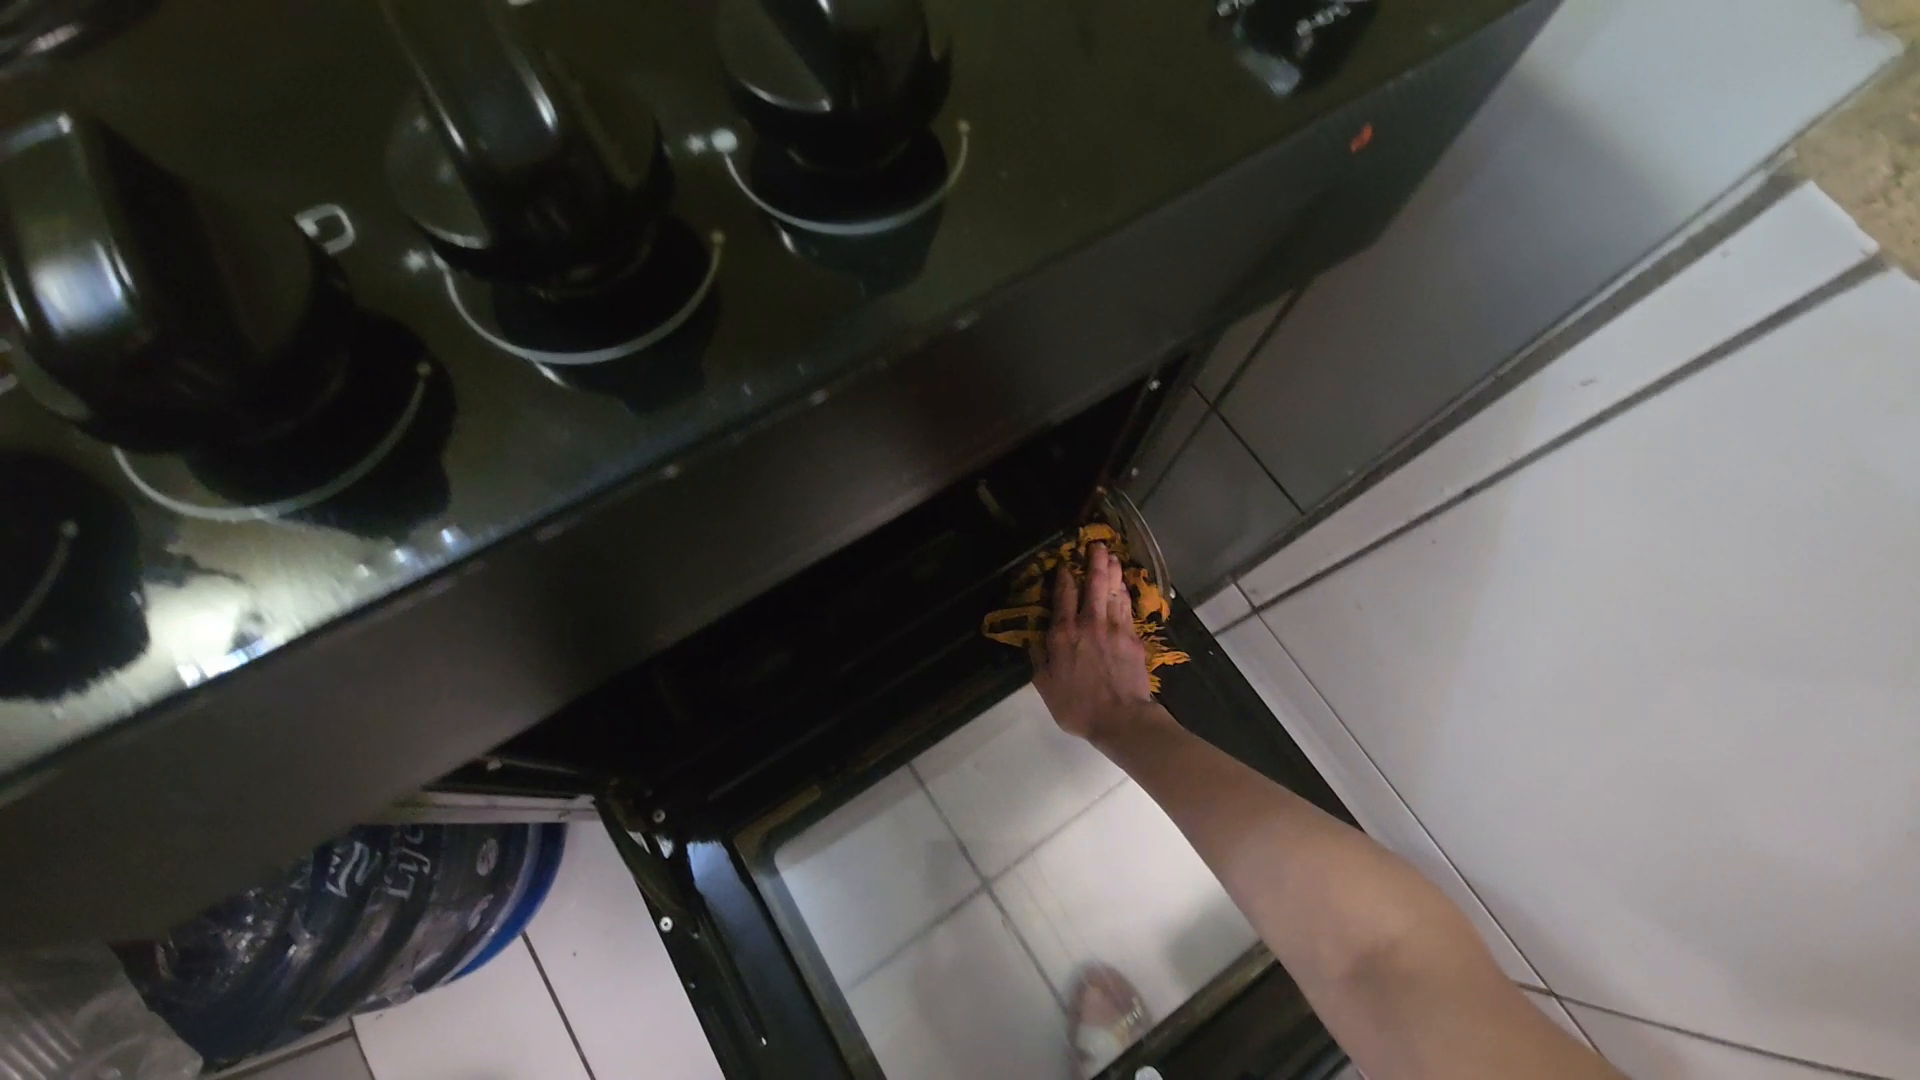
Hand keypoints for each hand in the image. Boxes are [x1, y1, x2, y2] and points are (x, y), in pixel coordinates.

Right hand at [1031, 543, 1158, 742]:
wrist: (1121, 719)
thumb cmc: (1077, 707)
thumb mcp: (1045, 686)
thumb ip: (1039, 659)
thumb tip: (1033, 639)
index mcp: (1063, 634)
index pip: (1064, 596)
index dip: (1064, 576)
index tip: (1064, 564)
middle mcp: (1089, 624)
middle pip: (1093, 585)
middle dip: (1094, 562)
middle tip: (1097, 544)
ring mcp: (1114, 628)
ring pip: (1113, 591)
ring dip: (1112, 572)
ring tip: (1112, 556)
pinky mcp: (1133, 638)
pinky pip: (1127, 607)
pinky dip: (1124, 593)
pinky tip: (1124, 585)